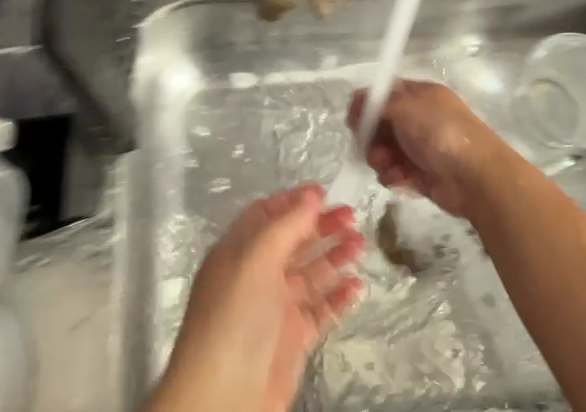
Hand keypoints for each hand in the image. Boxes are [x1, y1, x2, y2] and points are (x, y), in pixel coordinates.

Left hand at [149, 185, 364, 411]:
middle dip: (321, 226)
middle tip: (352, 216)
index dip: (294, 202)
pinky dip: (339, 296)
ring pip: (310, 273)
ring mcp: (276, 307)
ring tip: (361, 245)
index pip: (266, 216)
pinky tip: (357, 286)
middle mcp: (256, 275)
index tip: (324, 193)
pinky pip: (321, 309)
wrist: (224, 395)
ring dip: (335, 256)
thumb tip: (312, 194)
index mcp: (238, 251)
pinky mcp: (294, 338)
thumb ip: (286, 224)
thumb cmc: (235, 316)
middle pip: (293, 241)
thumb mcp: (255, 259)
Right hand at [348, 80, 513, 217]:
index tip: (355, 121)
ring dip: (379, 158)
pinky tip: (399, 179)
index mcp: (419, 95)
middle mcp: (418, 118)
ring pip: (383, 150)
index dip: (366, 105)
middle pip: (379, 124)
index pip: (384, 93)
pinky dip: (391, 175)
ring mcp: (419, 147)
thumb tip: (357, 102)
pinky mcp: (419, 174)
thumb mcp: (407, 106)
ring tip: (389, 165)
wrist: (476, 178)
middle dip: (371, 136)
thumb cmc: (442, 133)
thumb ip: (377, 101)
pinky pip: (393, 172)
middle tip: (371, 147)